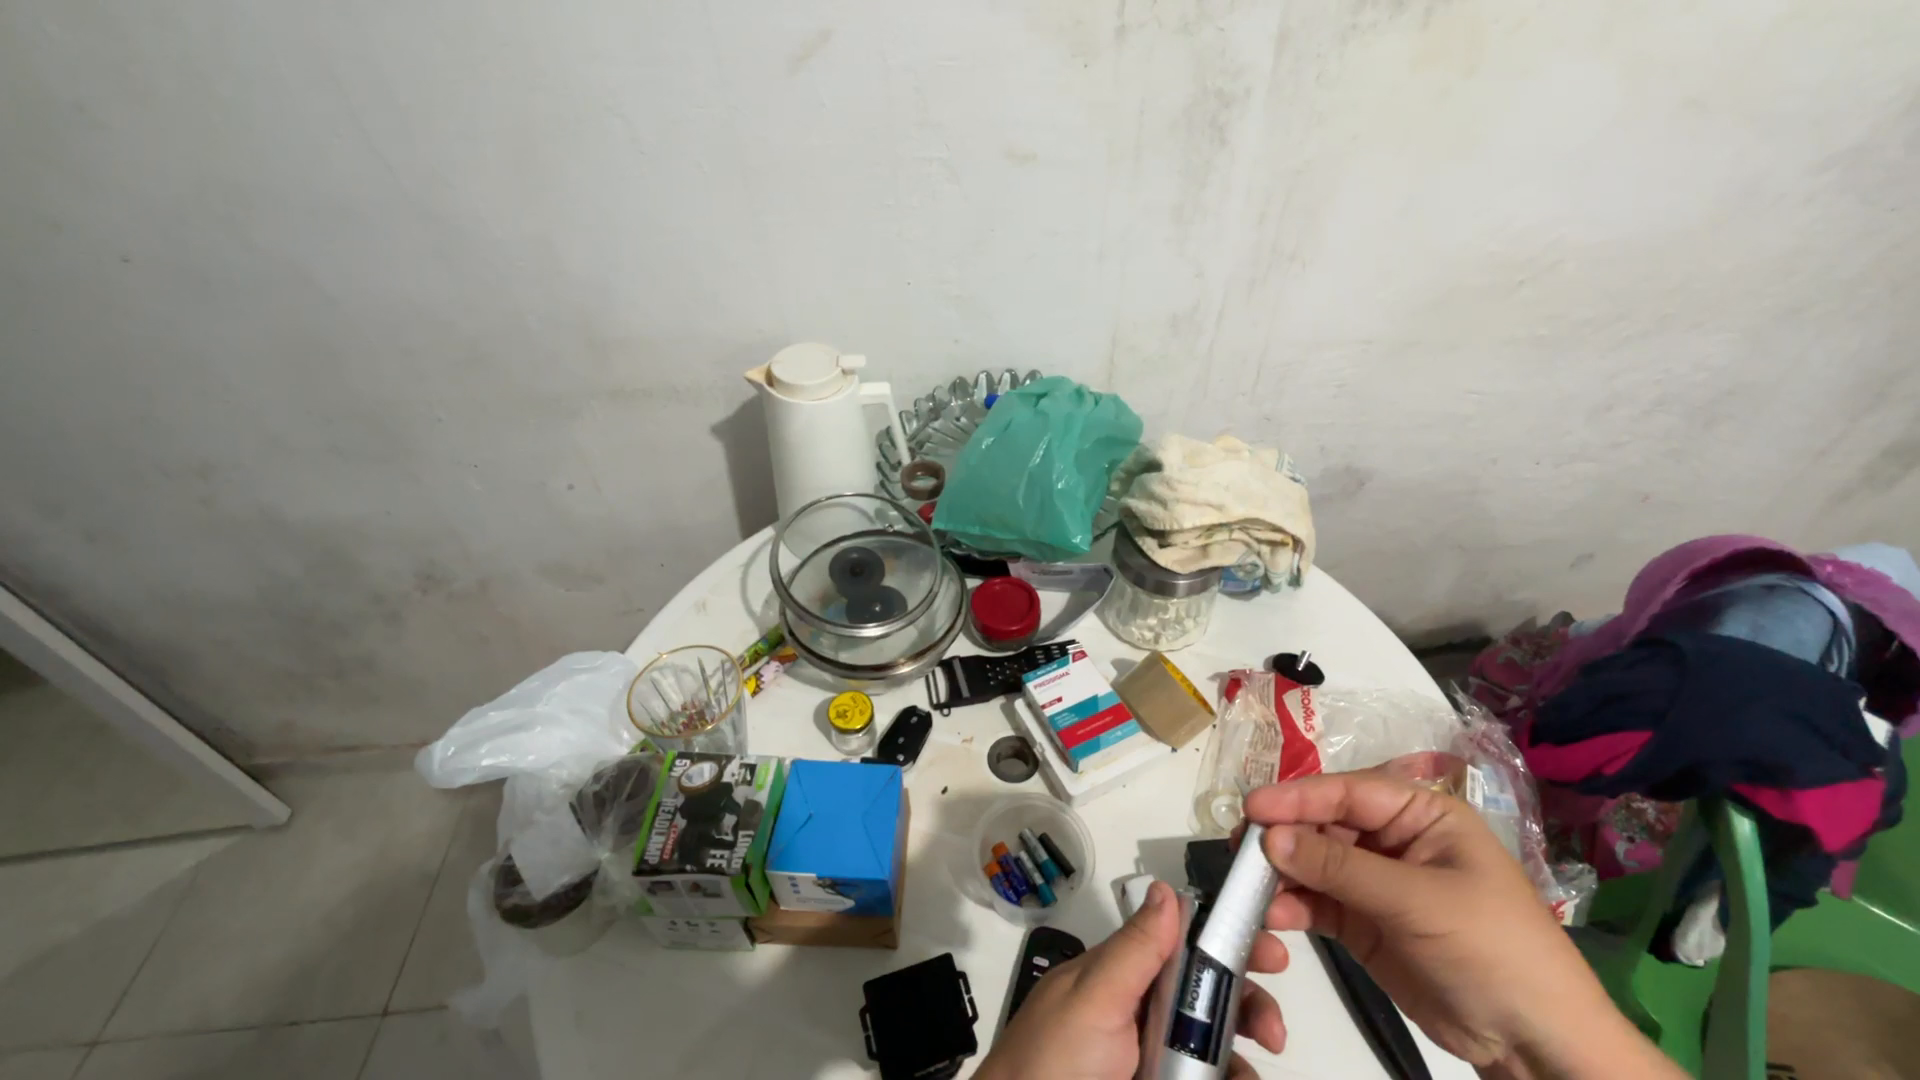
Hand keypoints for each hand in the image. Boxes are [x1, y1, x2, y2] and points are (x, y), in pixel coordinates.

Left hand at [976, 881, 1288, 1079]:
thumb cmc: (1053, 1060)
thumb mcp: (1092, 999)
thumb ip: (1133, 950)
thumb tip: (1167, 889)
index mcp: (1122, 976)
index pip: (1184, 945)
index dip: (1228, 943)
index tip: (1272, 951)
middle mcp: (1141, 1012)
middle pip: (1209, 996)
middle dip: (1249, 1003)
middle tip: (1275, 1029)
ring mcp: (1151, 1056)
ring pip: (1214, 1043)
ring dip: (1245, 1051)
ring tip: (1257, 1066)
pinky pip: (1206, 1076)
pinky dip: (1231, 1077)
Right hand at [1243, 770, 1684, 1078]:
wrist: (1534, 1041)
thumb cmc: (1492, 948)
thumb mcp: (1417, 901)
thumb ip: (1340, 868)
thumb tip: (1270, 838)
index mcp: (1422, 815)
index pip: (1349, 792)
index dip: (1298, 797)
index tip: (1251, 808)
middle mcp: (1394, 840)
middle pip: (1324, 826)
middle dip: (1283, 837)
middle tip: (1240, 850)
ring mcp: (1376, 883)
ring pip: (1313, 864)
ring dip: (1282, 876)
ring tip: (1251, 890)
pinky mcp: (1363, 923)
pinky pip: (1317, 904)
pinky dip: (1294, 908)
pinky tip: (1276, 919)